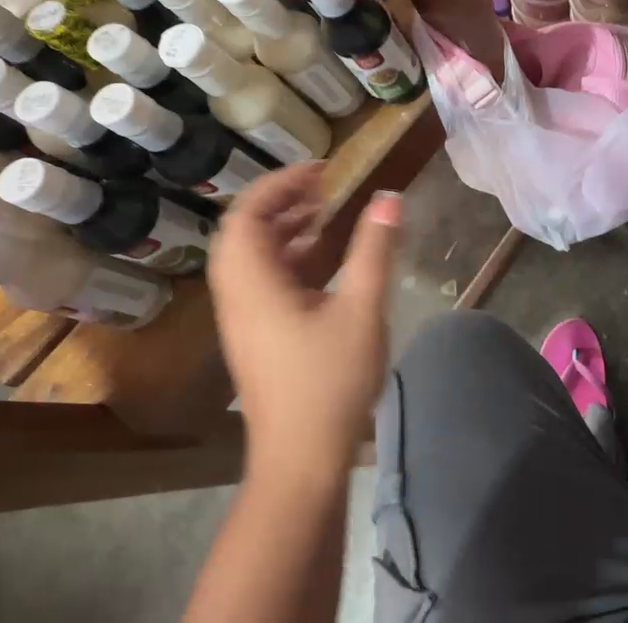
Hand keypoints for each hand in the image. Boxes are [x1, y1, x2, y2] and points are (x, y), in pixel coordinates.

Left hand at [208, 163, 401, 479]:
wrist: (300, 458)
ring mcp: (244, 321)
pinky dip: (287, 259)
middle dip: (281, 202)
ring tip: (325, 214)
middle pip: (243, 234)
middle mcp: (238, 298)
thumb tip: (389, 198)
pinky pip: (262, 282)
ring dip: (283, 230)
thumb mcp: (362, 310)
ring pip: (252, 259)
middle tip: (323, 187)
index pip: (247, 216)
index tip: (322, 170)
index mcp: (254, 286)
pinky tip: (322, 262)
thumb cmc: (330, 382)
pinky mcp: (256, 338)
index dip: (279, 185)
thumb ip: (374, 250)